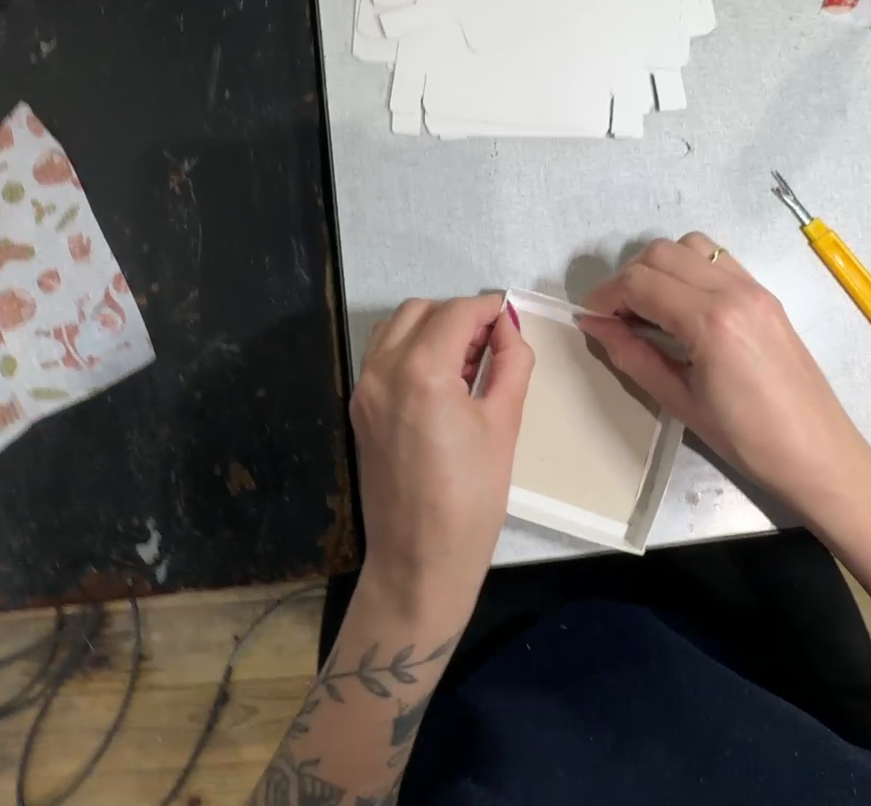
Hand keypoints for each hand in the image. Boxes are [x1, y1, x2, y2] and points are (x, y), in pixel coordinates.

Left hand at [351, 295, 533, 621]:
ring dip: (432, 328)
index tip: (511, 321)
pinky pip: (383, 356)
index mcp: (420, 371)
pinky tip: (442, 380)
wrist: (419, 561)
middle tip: (493, 344)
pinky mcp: (359, 408)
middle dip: (459, 316)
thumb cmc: (472, 499)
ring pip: (397, 328)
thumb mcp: (505, 425)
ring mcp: (364, 389)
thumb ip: (511, 363)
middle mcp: (382, 370)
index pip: (457, 313)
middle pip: (422, 311)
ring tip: (468, 361)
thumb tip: (509, 329)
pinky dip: (412, 349)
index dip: (489, 310)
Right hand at [579, 234, 870, 513]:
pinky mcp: (765, 294)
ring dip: (659, 267)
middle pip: (661, 253)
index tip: (591, 318)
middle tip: (617, 317)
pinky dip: (688, 268)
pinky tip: (682, 306)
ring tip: (650, 308)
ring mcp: (754, 288)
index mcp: (711, 321)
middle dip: (628, 278)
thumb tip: (594, 325)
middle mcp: (733, 290)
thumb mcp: (678, 402)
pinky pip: (716, 259)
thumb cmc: (746, 440)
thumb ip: (632, 355)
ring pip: (689, 245)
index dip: (605, 295)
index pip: (640, 282)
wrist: (819, 454)